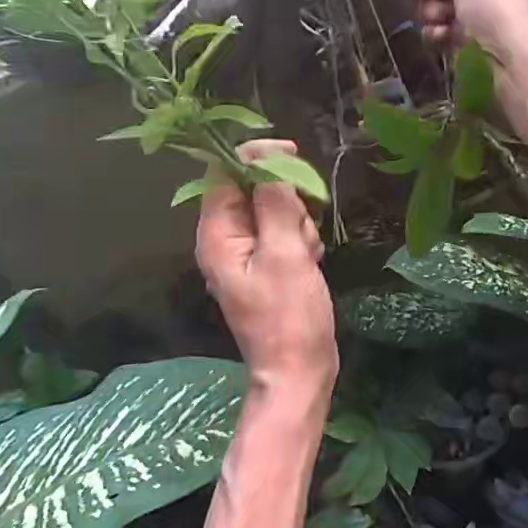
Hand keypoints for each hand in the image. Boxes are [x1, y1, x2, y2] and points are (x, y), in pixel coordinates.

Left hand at [195, 141, 337, 400]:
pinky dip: (300, 240)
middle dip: (285, 199)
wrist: (299, 371)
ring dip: (297, 222)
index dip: (256, 157)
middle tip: (298, 230)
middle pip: (253, 188)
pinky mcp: (266, 264)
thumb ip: (274, 202)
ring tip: (306, 255)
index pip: (225, 172)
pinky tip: (310, 262)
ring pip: (274, 209)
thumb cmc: (289, 316)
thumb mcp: (285, 253)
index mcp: (217, 234)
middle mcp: (225, 239)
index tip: (292, 156)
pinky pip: (283, 233)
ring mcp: (246, 253)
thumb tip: (266, 156)